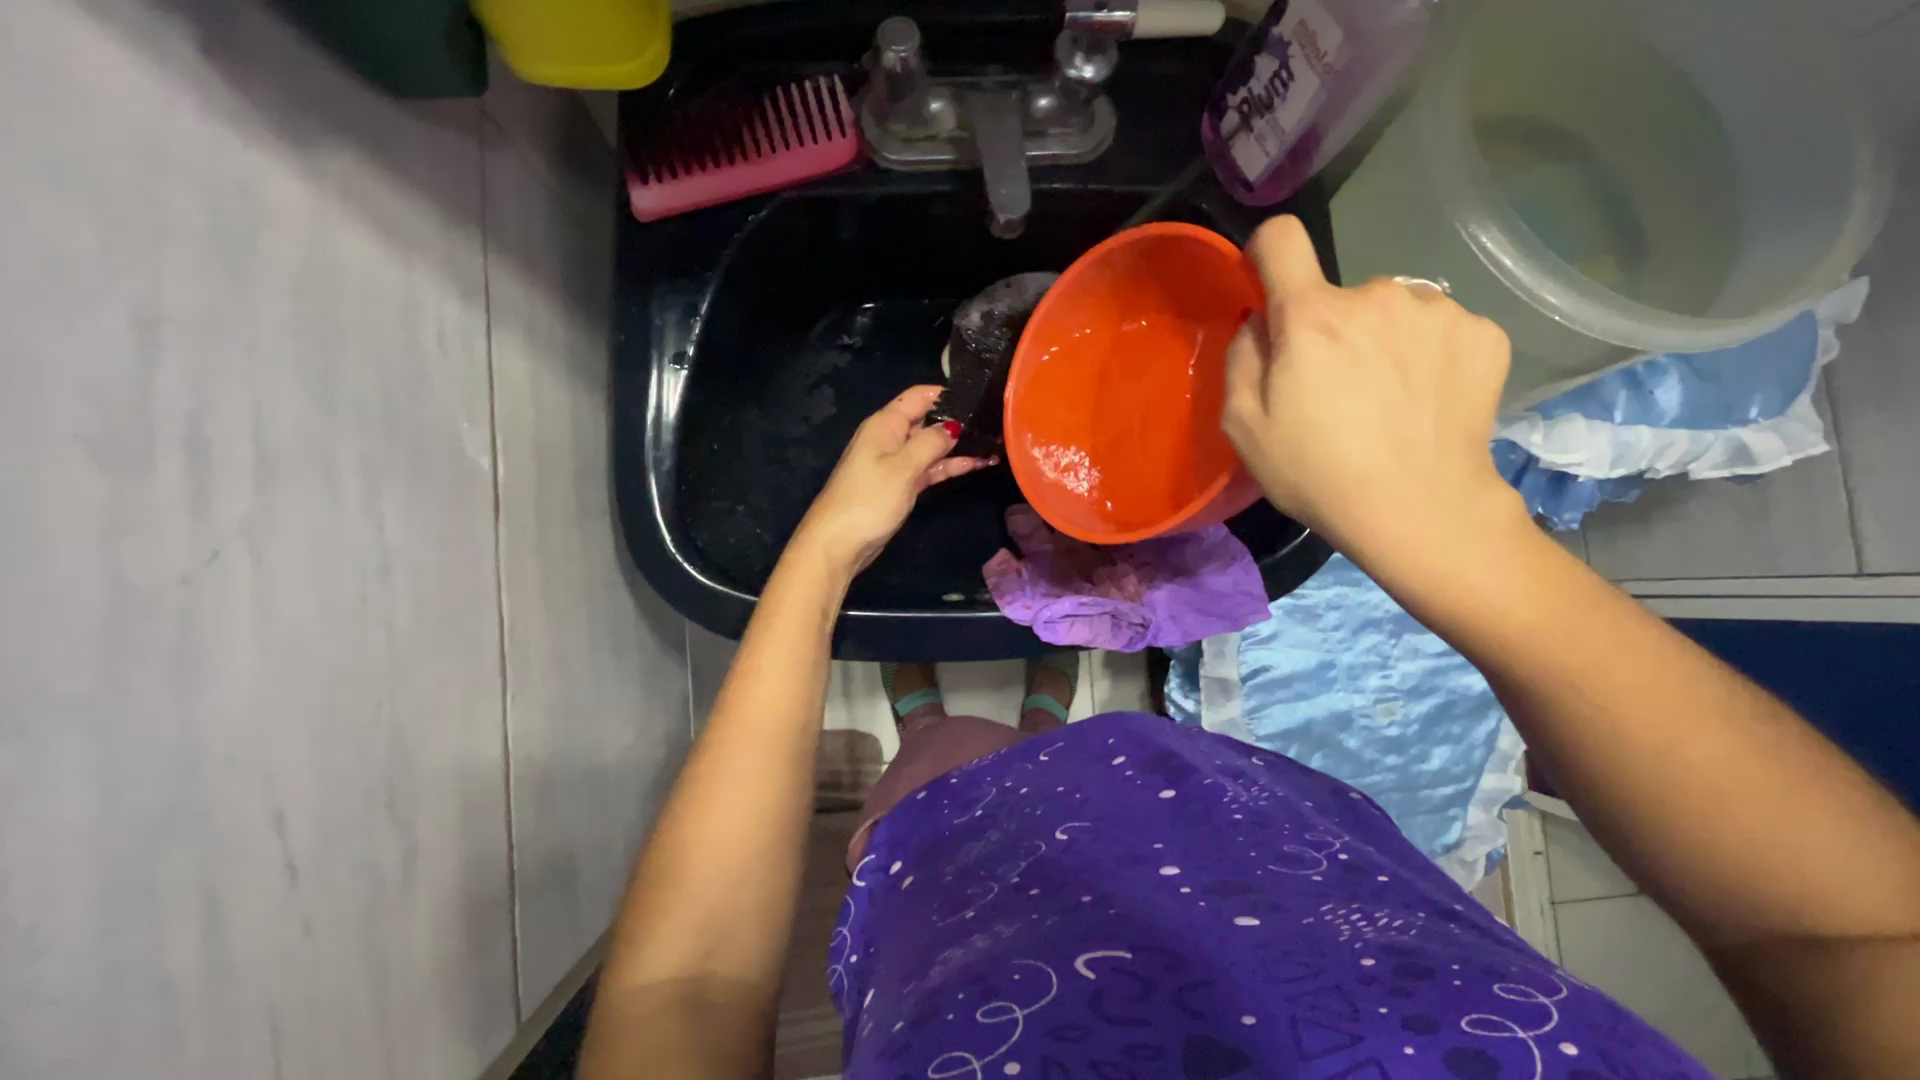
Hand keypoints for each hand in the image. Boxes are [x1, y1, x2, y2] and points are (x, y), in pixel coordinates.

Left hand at [792, 386, 991, 576]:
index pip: (919, 397)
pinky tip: (976, 464)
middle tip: (995, 422)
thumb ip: (931, 443)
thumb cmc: (868, 499)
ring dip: (959, 447)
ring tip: (995, 445)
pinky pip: (929, 468)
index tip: (979, 395)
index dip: (947, 394)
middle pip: (928, 420)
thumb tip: (953, 425)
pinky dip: (949, 466)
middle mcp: (890, 438)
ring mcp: (895, 463)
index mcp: (886, 424)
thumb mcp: (903, 467)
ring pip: (931, 447)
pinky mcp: (900, 485)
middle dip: (957, 421)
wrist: (839, 543)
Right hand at [1222, 216, 1524, 563]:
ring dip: (1385, 339)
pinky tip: (1427, 400)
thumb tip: (1261, 321)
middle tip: (1339, 389)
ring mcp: (1438, 311)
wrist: (1421, 511)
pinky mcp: (1484, 333)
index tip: (1271, 283)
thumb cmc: (1319, 474)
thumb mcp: (1245, 428)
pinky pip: (1440, 328)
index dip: (1268, 253)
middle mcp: (1378, 295)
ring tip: (1389, 399)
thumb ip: (1242, 358)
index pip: (1282, 238)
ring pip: (1394, 310)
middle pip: (1341, 294)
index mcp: (1313, 316)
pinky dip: (1429, 354)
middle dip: (1333, 328)